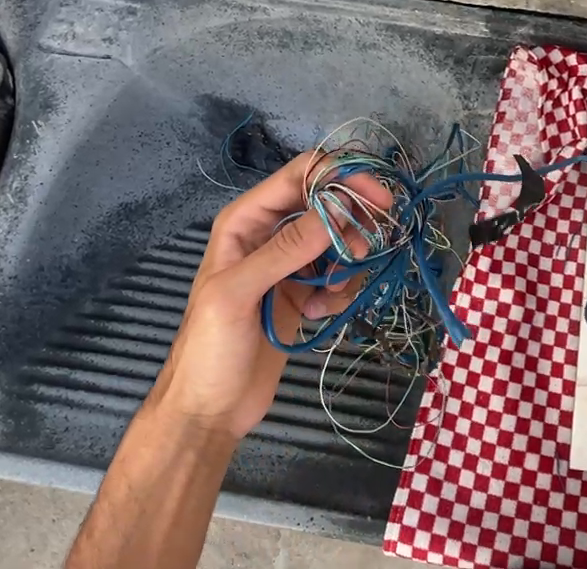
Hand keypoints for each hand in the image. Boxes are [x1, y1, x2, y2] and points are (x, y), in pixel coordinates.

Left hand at [154, 151, 381, 437]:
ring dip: (348, 260)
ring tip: (333, 291)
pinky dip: (340, 289)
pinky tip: (320, 313)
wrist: (208, 412)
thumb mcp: (238, 295)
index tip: (377, 199)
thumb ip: (286, 250)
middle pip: (327, 202)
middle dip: (352, 222)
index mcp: (246, 220)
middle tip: (365, 250)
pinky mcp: (304, 290)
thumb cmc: (209, 350)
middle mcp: (269, 232)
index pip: (302, 174)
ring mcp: (289, 262)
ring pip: (339, 237)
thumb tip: (337, 212)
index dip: (342, 177)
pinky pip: (339, 271)